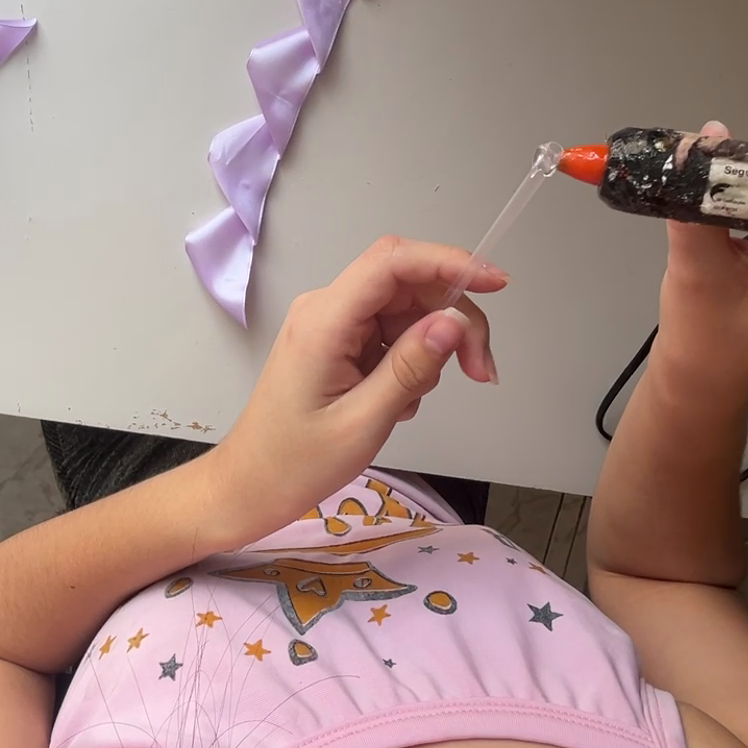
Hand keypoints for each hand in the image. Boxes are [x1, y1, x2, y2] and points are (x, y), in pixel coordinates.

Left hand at [211, 236, 502, 539]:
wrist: (250, 485)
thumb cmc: (296, 463)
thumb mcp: (363, 422)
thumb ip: (411, 367)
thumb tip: (454, 320)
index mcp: (324, 320)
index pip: (393, 262)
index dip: (450, 263)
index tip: (496, 283)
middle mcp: (327, 309)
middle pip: (408, 284)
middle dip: (453, 318)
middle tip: (482, 371)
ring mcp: (333, 323)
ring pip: (407, 309)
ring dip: (433, 347)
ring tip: (416, 401)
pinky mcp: (340, 341)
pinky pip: (392, 332)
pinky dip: (411, 360)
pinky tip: (398, 400)